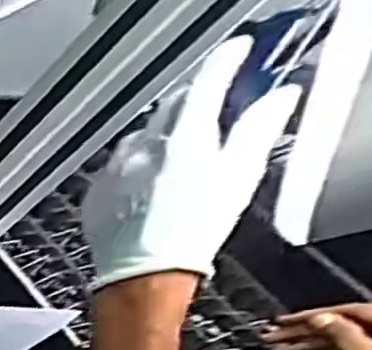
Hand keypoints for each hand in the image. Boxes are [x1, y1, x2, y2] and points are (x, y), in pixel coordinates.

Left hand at [82, 36, 301, 290]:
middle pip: (169, 107)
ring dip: (160, 132)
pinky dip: (133, 162)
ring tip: (179, 145)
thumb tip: (277, 98)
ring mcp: (112, 175)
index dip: (225, 60)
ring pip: (139, 136)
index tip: (236, 51)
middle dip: (193, 97)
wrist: (142, 275)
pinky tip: (146, 177)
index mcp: (183, 139)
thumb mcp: (241, 174)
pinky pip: (114, 167)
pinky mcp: (94, 197)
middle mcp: (140, 152)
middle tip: (213, 100)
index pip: (205, 82)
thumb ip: (258, 129)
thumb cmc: (191, 232)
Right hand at [266, 303, 371, 349]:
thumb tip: (319, 319)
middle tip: (274, 338)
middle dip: (311, 330)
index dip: (316, 315)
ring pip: (354, 336)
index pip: (354, 310)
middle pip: (352, 323)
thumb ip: (345, 336)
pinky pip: (363, 346)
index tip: (283, 322)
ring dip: (318, 342)